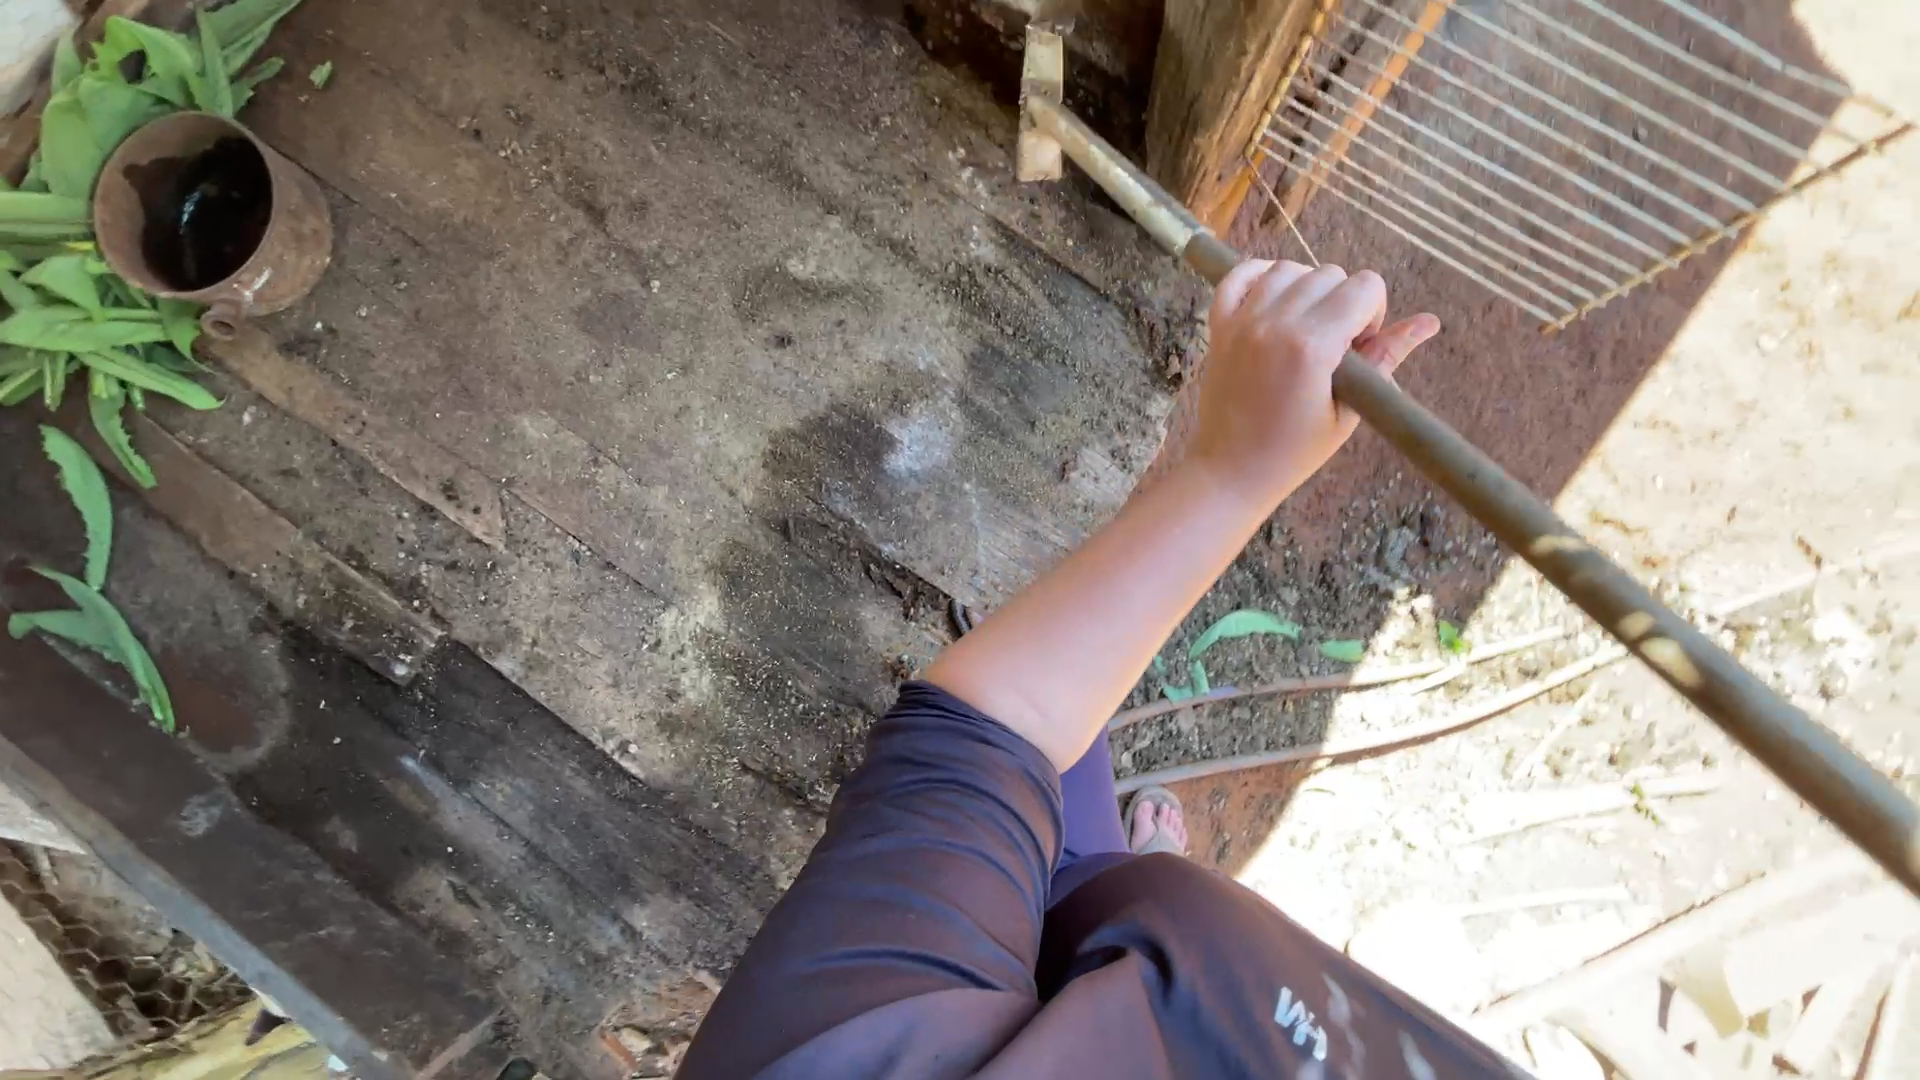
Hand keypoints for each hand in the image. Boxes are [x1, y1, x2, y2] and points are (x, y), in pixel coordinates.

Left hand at [1188, 260, 1438, 505]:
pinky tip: (1272, 301)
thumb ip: (1384, 359)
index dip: (1373, 313)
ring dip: (1304, 288)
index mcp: (1311, 345)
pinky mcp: (1218, 329)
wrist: (1230, 470)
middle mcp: (1273, 324)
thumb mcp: (1349, 411)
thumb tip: (1428, 322)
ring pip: (1287, 268)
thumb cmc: (1292, 452)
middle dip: (1342, 301)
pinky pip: (1236, 276)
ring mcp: (1241, 324)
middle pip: (1328, 273)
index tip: (1358, 347)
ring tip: (1304, 326)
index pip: (1365, 285)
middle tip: (1332, 345)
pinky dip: (1257, 277)